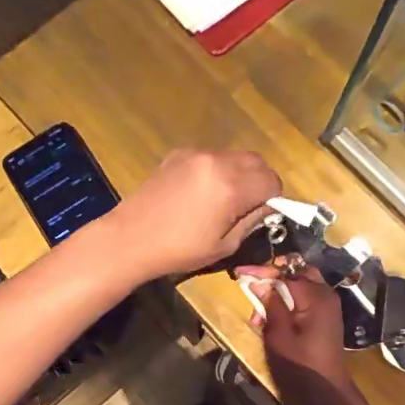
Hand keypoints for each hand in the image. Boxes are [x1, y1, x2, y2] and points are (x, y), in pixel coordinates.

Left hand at [101, 148, 280, 278]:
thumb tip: (266, 208)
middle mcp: (217, 162)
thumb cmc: (180, 250)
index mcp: (231, 186)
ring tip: (225, 200)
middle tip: (249, 206)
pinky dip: (217, 170)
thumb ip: (251, 221)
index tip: (263, 214)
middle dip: (260, 181)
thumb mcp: (225, 245)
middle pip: (257, 162)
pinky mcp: (178, 154)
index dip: (274, 198)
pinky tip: (201, 193)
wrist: (131, 238)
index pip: (272, 180)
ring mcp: (196, 154)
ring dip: (240, 174)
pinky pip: (211, 157)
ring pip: (234, 156)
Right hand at [239, 259, 351, 390]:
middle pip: (297, 272)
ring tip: (260, 308)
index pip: (286, 272)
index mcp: (316, 296)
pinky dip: (290, 299)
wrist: (326, 390)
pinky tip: (273, 313)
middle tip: (252, 285)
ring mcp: (328, 305)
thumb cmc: (300, 364)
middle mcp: (326, 294)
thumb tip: (260, 282)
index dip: (261, 271)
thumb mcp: (279, 334)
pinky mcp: (326, 316)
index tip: (239, 272)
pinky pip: (306, 297)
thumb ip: (271, 304)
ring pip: (302, 284)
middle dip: (273, 275)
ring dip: (280, 289)